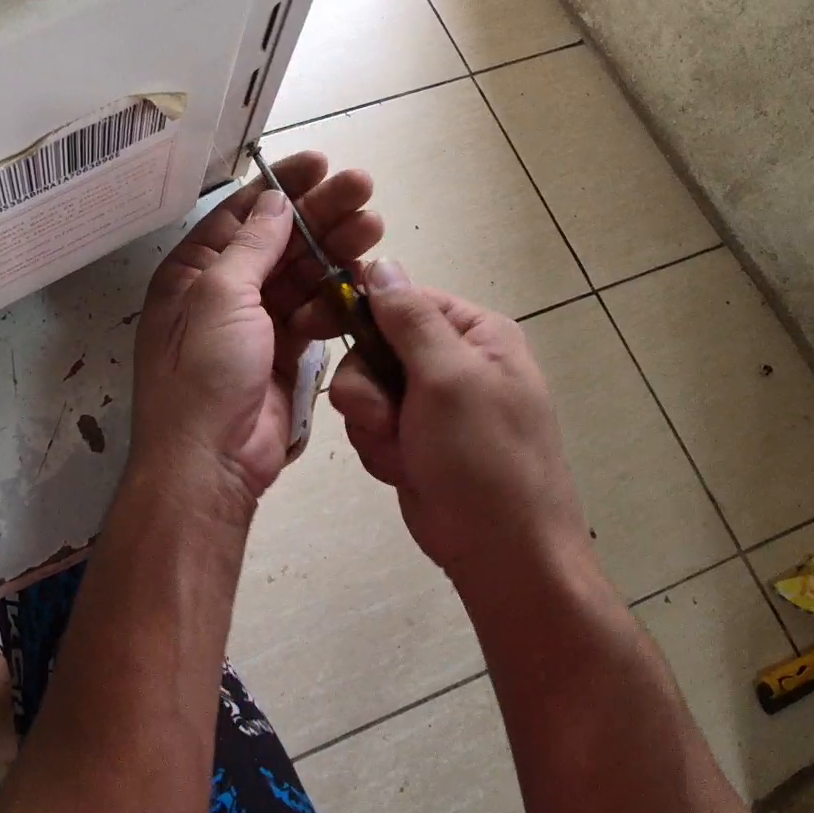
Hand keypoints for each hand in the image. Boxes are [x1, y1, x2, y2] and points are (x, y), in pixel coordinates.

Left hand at [129, 151, 382, 516]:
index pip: (239, 216)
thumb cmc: (203, 372)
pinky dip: (333, 298)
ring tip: (373, 228)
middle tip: (364, 190)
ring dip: (333, 252)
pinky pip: (311, 313)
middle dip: (318, 215)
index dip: (279, 187)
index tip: (321, 164)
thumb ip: (251, 247)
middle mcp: (220, 292)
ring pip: (299, 275)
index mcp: (192, 272)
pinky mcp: (280, 352)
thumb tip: (274, 203)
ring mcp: (252, 324)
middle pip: (275, 241)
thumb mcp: (220, 298)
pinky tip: (358, 284)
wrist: (211, 460)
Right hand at [327, 260, 590, 579]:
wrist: (501, 551)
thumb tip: (381, 261)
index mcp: (474, 334)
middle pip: (372, 347)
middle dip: (367, 388)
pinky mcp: (411, 437)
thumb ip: (409, 318)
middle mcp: (452, 361)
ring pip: (362, 389)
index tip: (312, 325)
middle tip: (382, 418)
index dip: (355, 310)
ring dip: (372, 423)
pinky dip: (378, 448)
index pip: (399, 298)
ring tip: (401, 451)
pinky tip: (404, 469)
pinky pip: (369, 424)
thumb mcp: (448, 379)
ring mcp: (430, 403)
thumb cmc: (484, 457)